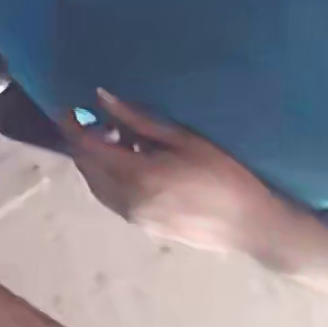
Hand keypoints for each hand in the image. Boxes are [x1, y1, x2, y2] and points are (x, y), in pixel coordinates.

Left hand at [63, 89, 302, 258]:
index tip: (67, 106)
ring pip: (92, 180)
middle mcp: (124, 199)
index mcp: (133, 176)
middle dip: (83, 139)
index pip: (84, 145)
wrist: (259, 230)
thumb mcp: (183, 141)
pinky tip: (128, 164)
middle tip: (102, 121)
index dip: (71, 124)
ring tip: (119, 140)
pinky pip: (107, 194)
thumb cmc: (226, 178)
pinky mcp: (140, 225)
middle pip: (84, 162)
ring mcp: (131, 216)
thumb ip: (136, 119)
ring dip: (94, 158)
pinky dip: (104, 175)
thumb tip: (101, 96)